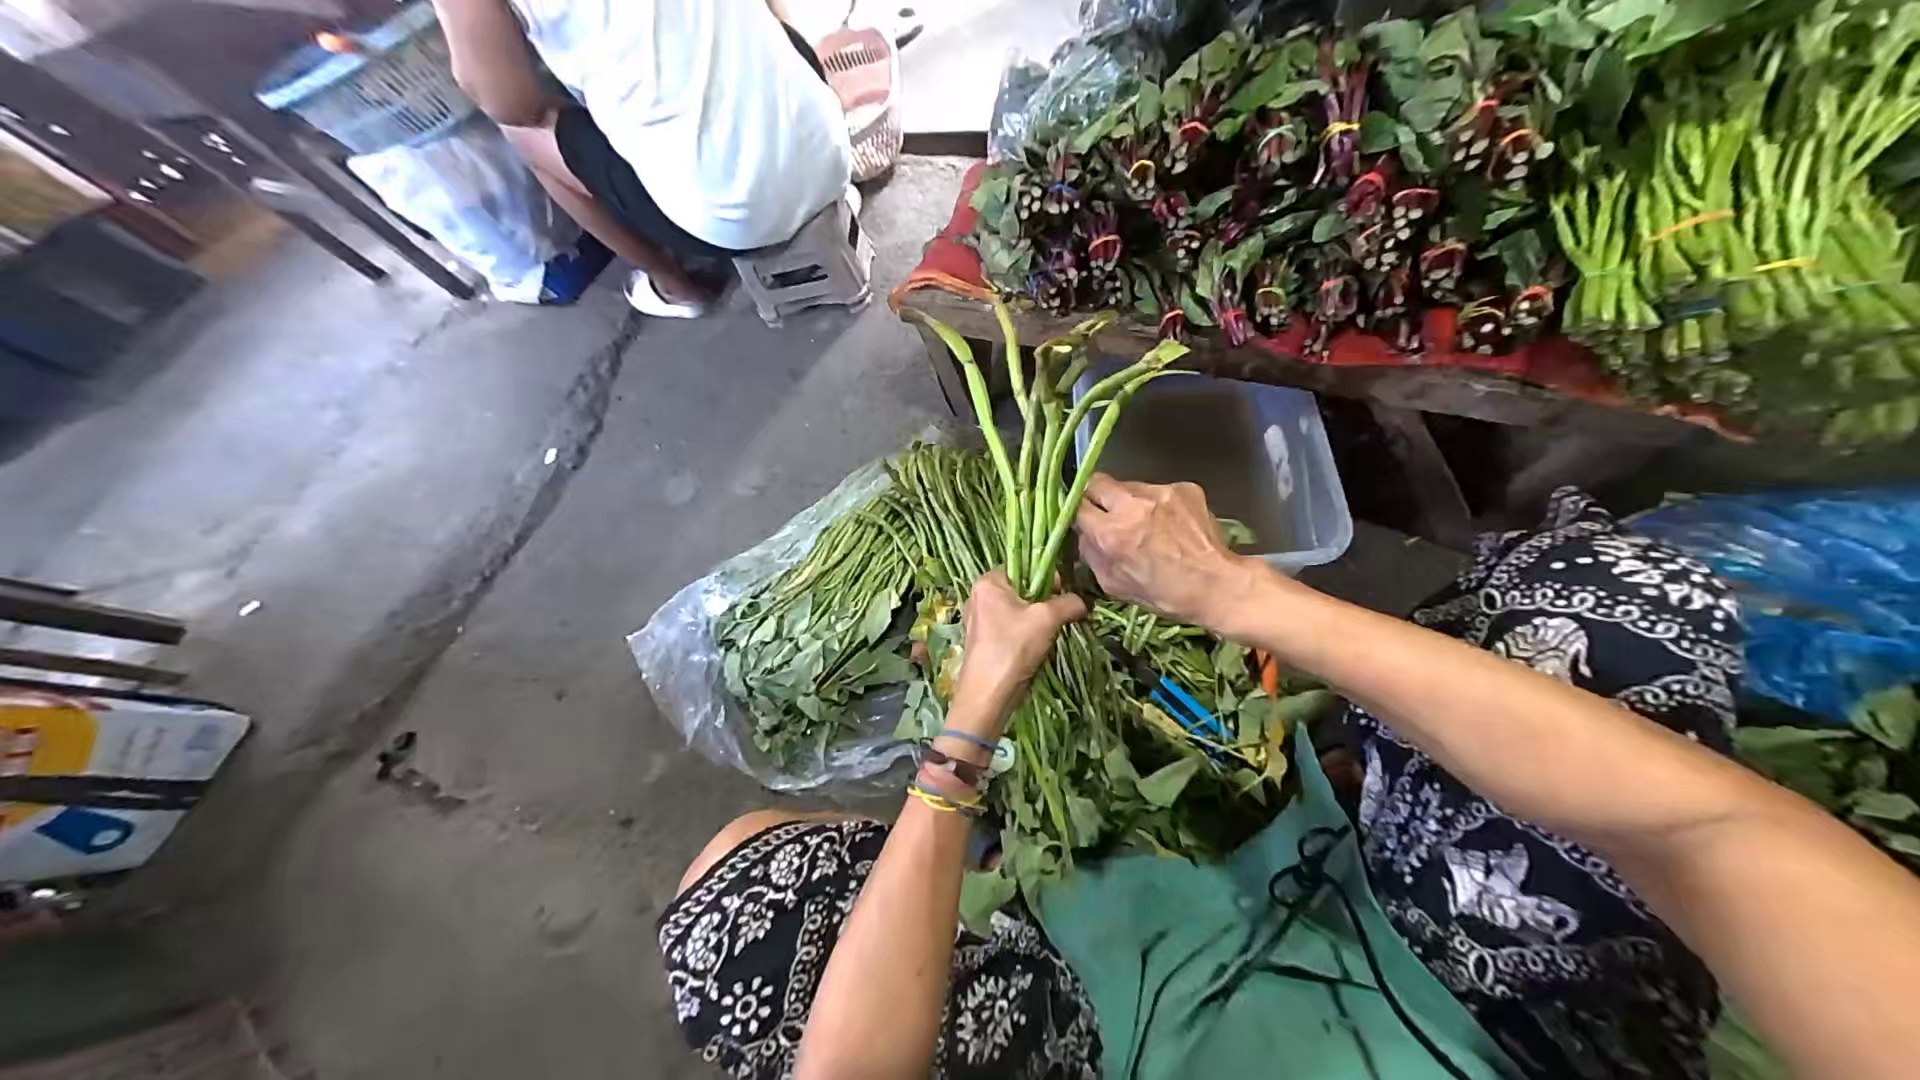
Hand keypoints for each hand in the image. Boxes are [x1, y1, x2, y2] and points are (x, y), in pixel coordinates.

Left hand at [950, 570, 1085, 734]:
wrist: (988, 695)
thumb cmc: (1013, 648)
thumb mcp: (1047, 619)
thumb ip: (1069, 603)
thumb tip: (1084, 602)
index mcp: (988, 582)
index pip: (1023, 567)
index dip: (1047, 576)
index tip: (1066, 592)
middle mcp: (979, 596)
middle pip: (1021, 589)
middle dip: (1045, 600)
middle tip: (1063, 613)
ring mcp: (980, 620)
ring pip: (1018, 610)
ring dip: (1038, 620)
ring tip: (1053, 631)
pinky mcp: (984, 641)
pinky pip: (1011, 628)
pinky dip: (1027, 634)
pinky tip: (1039, 647)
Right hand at [1074, 474, 1256, 628]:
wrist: (1217, 585)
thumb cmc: (1163, 594)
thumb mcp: (1113, 584)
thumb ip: (1091, 553)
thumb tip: (1083, 532)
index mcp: (1111, 533)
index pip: (1075, 505)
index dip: (1074, 511)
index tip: (1079, 517)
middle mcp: (1132, 506)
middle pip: (1096, 482)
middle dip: (1095, 496)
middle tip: (1104, 513)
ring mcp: (1160, 492)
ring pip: (1128, 485)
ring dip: (1128, 501)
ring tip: (1144, 523)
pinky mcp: (1183, 488)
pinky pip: (1156, 489)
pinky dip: (1156, 503)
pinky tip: (1168, 523)